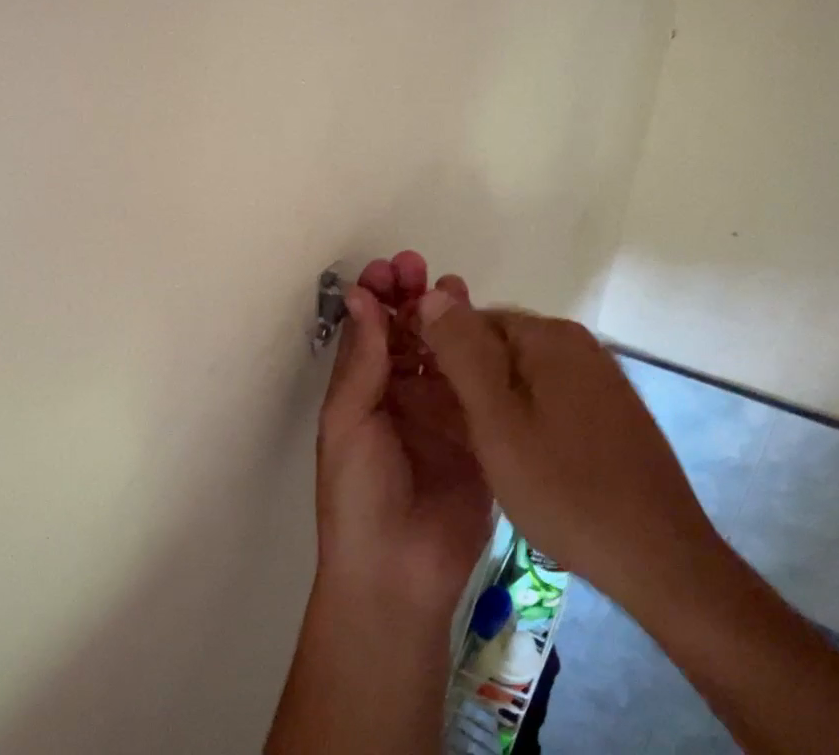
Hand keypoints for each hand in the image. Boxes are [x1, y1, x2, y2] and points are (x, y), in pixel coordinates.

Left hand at [314, 251, 493, 618]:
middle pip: (410, 337)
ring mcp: (444, 417)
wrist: (401, 571)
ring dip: (447, 321)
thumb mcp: (349, 421)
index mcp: (364, 394)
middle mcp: (402, 399)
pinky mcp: (481, 438)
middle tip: (422, 266)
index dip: (378, 299)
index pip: (372, 334)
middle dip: (412, 300)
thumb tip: (360, 296)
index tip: (389, 268)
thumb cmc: (359, 493)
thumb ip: (362, 360)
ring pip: (447, 356)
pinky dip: (482, 360)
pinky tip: (489, 331)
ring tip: (454, 286)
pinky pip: (482, 391)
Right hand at [413, 290, 727, 614]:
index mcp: (551, 337)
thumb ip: (462, 353)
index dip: (435, 352)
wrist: (657, 557)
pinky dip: (521, 418)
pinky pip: (549, 400)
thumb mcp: (497, 421)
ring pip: (523, 377)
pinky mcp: (610, 415)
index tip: (411, 392)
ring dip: (489, 402)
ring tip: (465, 444)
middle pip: (499, 346)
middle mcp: (580, 346)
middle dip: (461, 377)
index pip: (472, 320)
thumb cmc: (564, 489)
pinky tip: (510, 455)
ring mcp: (600, 381)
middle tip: (433, 425)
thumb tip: (432, 294)